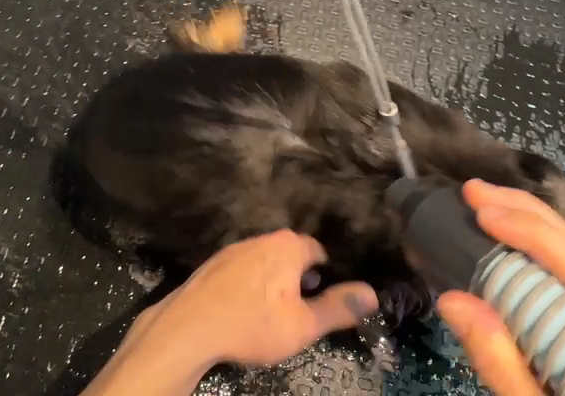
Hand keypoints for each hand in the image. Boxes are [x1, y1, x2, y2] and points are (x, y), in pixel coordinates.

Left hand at [84, 230, 377, 394]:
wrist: (192, 325)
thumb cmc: (254, 323)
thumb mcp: (304, 324)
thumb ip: (339, 308)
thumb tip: (373, 293)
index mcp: (288, 246)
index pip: (319, 251)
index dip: (327, 275)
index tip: (325, 299)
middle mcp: (263, 238)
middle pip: (292, 254)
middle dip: (300, 279)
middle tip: (301, 311)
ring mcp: (236, 248)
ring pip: (267, 261)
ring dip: (275, 282)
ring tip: (274, 314)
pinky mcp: (216, 263)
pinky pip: (244, 269)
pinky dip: (251, 284)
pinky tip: (246, 308)